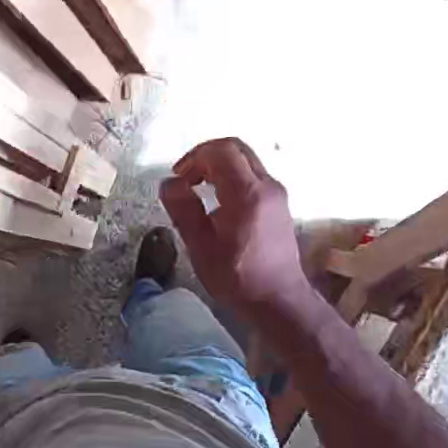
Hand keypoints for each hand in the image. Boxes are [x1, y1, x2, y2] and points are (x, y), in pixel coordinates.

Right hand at [159, 138, 311, 316]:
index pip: (221, 151)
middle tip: (185, 179)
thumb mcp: (200, 247)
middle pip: (236, 149)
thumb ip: (184, 210)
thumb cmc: (235, 277)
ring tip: (197, 191)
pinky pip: (252, 176)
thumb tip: (169, 183)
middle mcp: (267, 186)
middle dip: (206, 157)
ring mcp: (276, 193)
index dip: (194, 157)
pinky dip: (230, 178)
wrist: (277, 298)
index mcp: (246, 194)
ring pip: (245, 161)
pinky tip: (216, 204)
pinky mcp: (278, 204)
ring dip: (218, 168)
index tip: (177, 177)